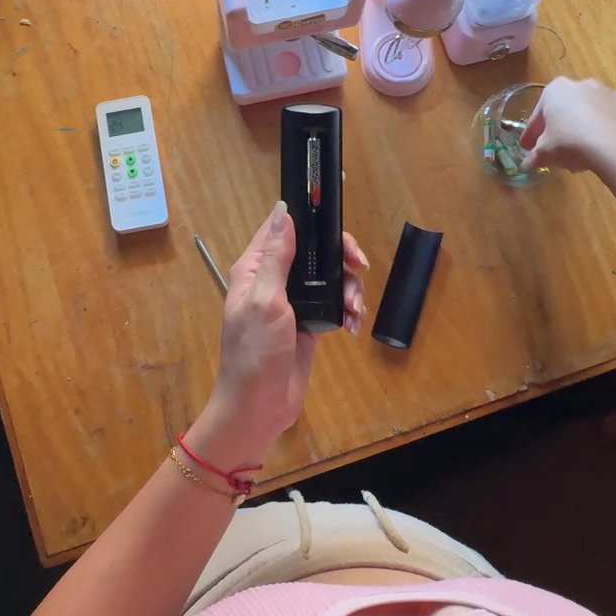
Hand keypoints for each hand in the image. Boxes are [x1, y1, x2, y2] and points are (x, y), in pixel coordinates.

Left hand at [186, 201, 366, 470]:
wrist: (260, 405)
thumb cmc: (256, 352)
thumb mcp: (266, 300)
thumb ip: (278, 257)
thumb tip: (284, 211)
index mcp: (255, 268)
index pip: (282, 227)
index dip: (311, 219)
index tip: (338, 226)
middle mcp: (274, 279)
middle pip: (315, 250)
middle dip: (341, 257)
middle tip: (360, 267)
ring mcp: (293, 300)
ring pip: (330, 277)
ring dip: (349, 288)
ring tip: (353, 310)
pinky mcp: (310, 320)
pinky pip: (335, 302)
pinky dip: (348, 309)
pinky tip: (352, 324)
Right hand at [519, 77, 615, 176]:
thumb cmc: (571, 142)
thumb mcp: (544, 153)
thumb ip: (534, 156)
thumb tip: (528, 163)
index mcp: (555, 90)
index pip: (537, 115)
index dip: (530, 134)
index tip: (527, 147)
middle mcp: (580, 85)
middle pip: (562, 111)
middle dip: (556, 129)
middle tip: (551, 149)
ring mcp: (605, 93)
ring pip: (584, 115)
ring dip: (577, 131)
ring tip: (575, 155)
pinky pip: (603, 120)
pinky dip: (597, 132)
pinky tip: (595, 151)